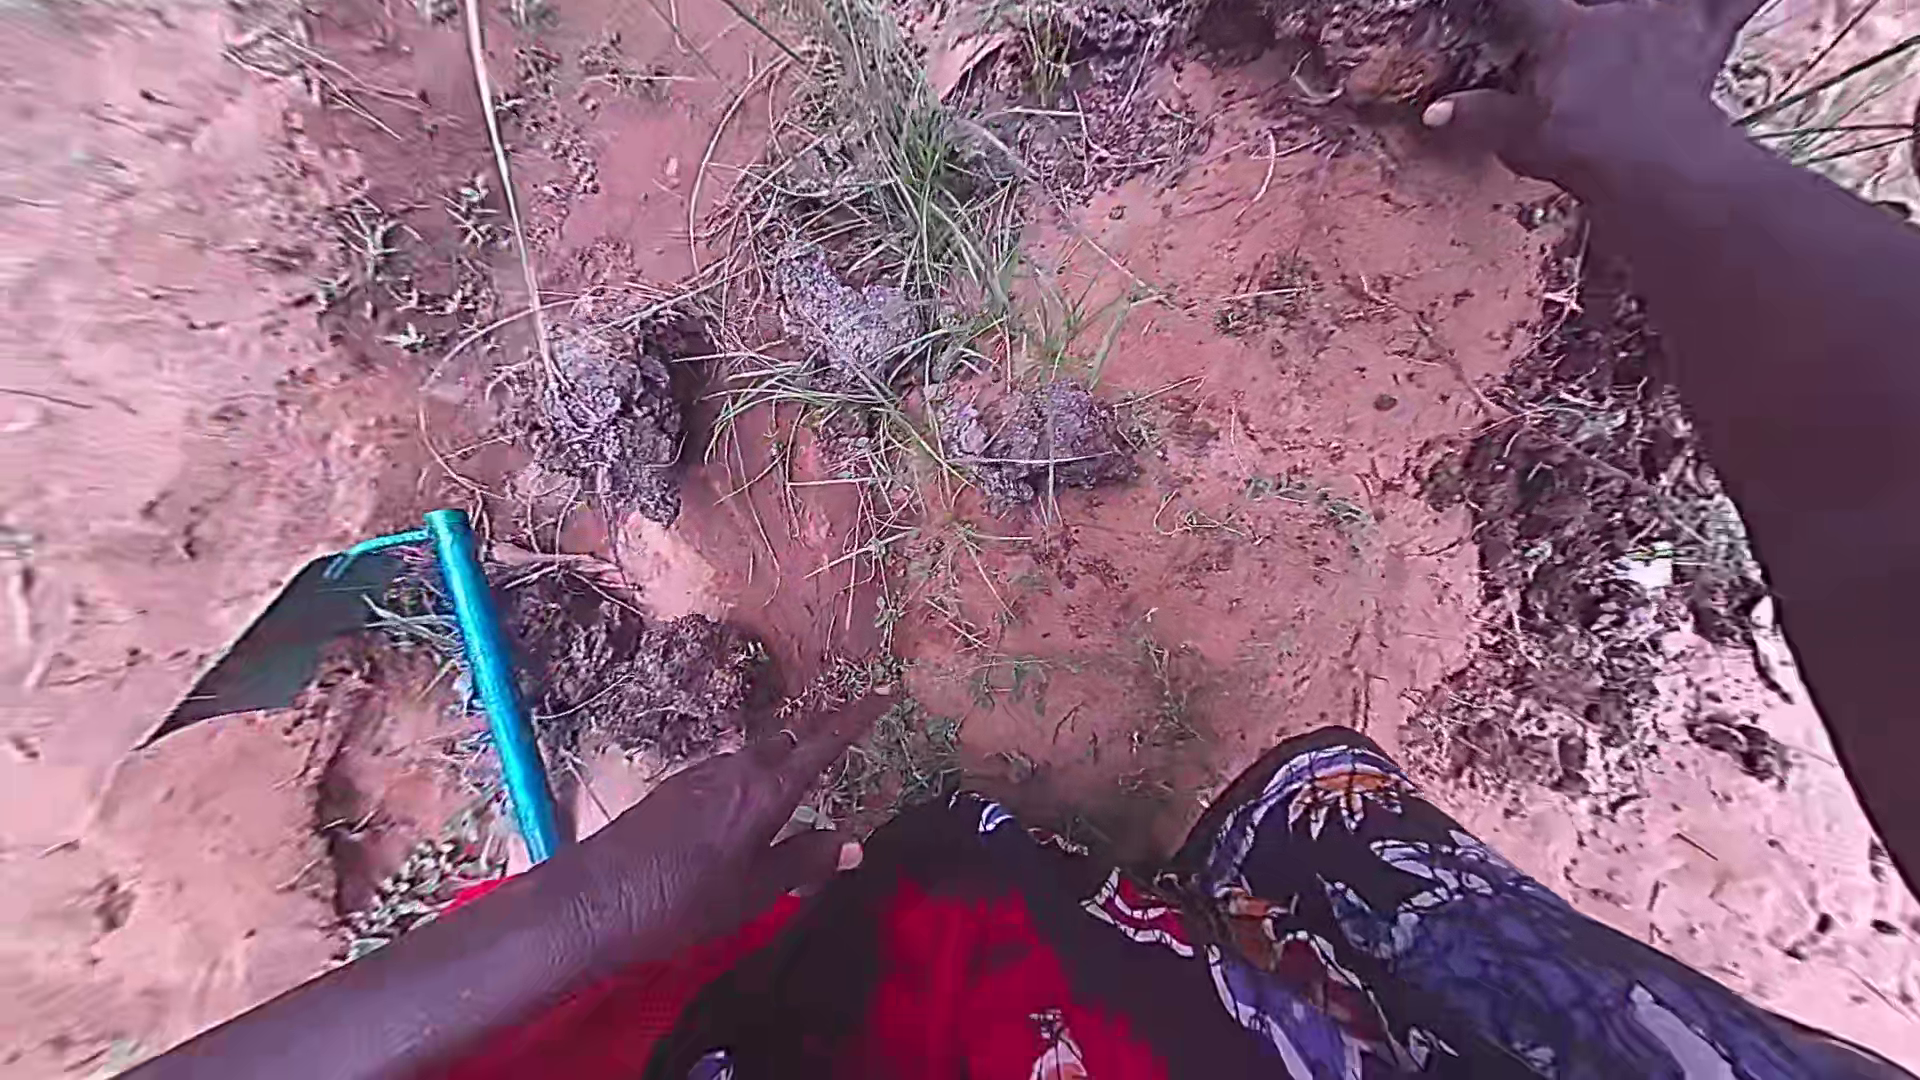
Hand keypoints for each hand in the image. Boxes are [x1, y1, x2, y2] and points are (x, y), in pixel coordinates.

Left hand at [568, 692, 888, 953]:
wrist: (593, 899)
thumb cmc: (685, 899)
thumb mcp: (756, 890)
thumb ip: (808, 859)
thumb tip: (855, 844)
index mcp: (770, 789)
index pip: (827, 741)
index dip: (860, 715)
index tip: (886, 690)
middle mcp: (743, 766)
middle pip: (793, 737)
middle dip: (821, 737)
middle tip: (842, 748)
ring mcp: (708, 768)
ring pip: (761, 753)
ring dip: (784, 764)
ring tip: (789, 802)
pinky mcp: (682, 780)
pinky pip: (732, 768)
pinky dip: (751, 780)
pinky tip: (738, 817)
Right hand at [1422, 0, 1763, 193]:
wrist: (1645, 159)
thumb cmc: (1572, 146)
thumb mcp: (1509, 137)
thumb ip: (1475, 116)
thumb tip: (1433, 112)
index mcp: (1565, 33)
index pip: (1524, 5)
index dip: (1505, 5)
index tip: (1486, 5)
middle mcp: (1619, 11)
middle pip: (1596, 0)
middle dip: (1579, 8)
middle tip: (1574, 16)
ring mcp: (1671, 16)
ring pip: (1661, 0)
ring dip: (1649, 7)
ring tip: (1635, 11)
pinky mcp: (1711, 33)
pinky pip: (1738, 3)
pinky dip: (1733, 5)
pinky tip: (1721, 12)